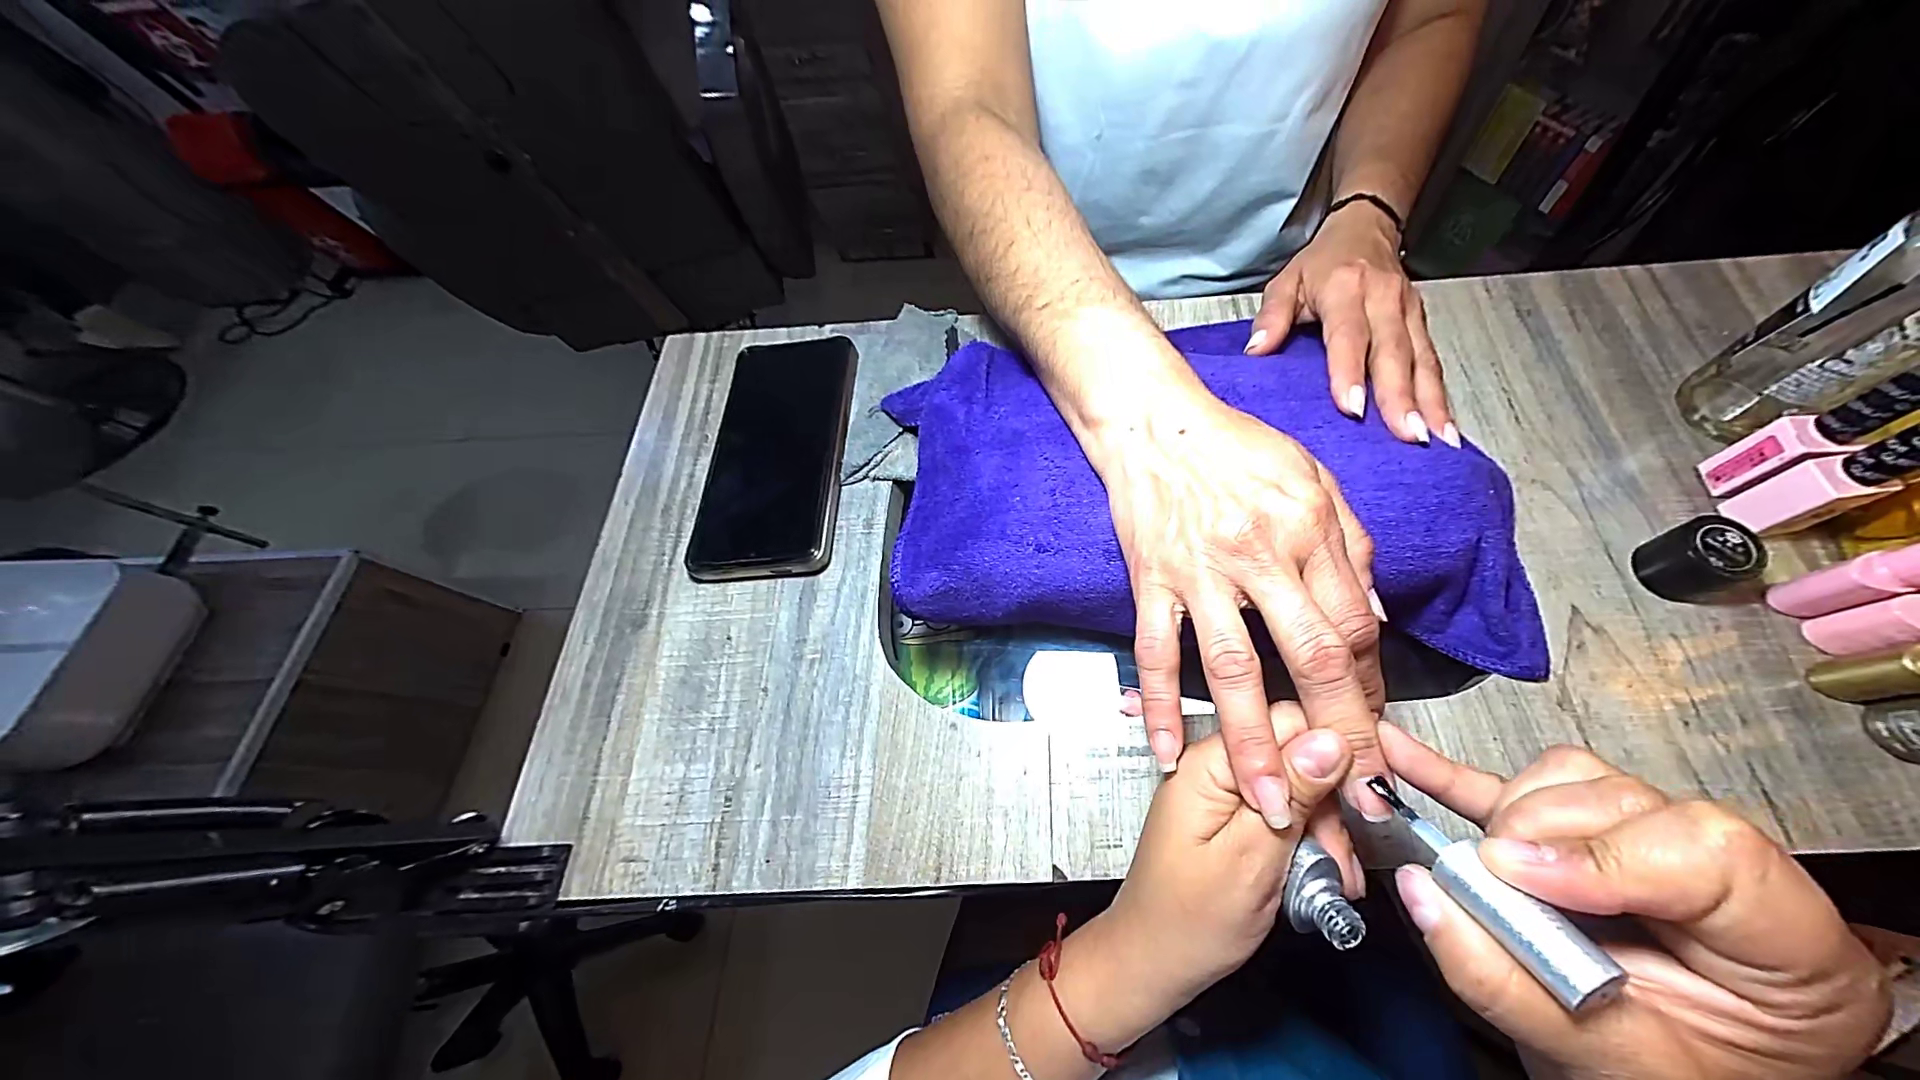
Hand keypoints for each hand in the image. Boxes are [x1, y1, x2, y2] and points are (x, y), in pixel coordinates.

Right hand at [1103, 385, 1391, 865]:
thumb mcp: (1313, 476)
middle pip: (1306, 659)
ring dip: (1251, 741)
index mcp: (1307, 528)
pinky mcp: (1149, 580)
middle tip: (1349, 799)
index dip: (1370, 687)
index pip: (1353, 625)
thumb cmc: (1235, 445)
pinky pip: (1154, 650)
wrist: (1153, 424)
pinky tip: (1163, 750)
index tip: (1372, 730)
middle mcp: (1256, 556)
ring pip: (1229, 668)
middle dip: (1333, 735)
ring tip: (1269, 805)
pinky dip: (1158, 703)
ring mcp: (1196, 573)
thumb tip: (1373, 616)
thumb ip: (1350, 545)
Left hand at [1106, 710, 1352, 1007]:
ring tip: (1335, 877)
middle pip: (1293, 753)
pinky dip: (1307, 838)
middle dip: (1330, 803)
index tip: (1361, 800)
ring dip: (1324, 829)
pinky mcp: (1231, 812)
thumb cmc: (1190, 918)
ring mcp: (1221, 788)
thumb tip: (1331, 738)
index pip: (1283, 720)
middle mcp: (1212, 764)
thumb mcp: (1251, 857)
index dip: (1331, 754)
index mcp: (1207, 762)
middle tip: (1343, 857)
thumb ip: (1293, 795)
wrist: (1156, 957)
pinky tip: (1322, 872)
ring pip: (1295, 784)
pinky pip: (1281, 808)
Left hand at [1247, 202, 1454, 447]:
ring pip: (1422, 361)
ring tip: (1435, 438)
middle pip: (1394, 354)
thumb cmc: (1320, 263)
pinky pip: (1433, 362)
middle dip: (1401, 398)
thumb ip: (1271, 318)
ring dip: (1431, 402)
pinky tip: (1444, 424)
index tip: (1353, 407)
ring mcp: (1408, 312)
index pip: (1349, 337)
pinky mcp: (1422, 322)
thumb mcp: (1285, 282)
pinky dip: (1440, 394)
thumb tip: (1256, 351)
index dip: (1351, 373)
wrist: (1365, 227)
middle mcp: (1384, 301)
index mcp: (1346, 291)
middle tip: (1406, 435)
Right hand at [1380, 723, 1890, 1079]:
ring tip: (1477, 859)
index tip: (1516, 873)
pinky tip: (1406, 755)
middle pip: (1624, 802)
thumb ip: (1506, 981)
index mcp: (1784, 947)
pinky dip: (1455, 776)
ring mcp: (1648, 839)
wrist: (1652, 1075)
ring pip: (1571, 778)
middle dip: (1534, 834)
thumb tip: (1422, 892)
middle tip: (1486, 878)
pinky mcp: (1577, 828)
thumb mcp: (1595, 1056)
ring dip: (1504, 812)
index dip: (1602, 852)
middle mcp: (1726, 876)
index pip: (1707, 852)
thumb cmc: (1658, 1077)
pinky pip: (1517, 786)